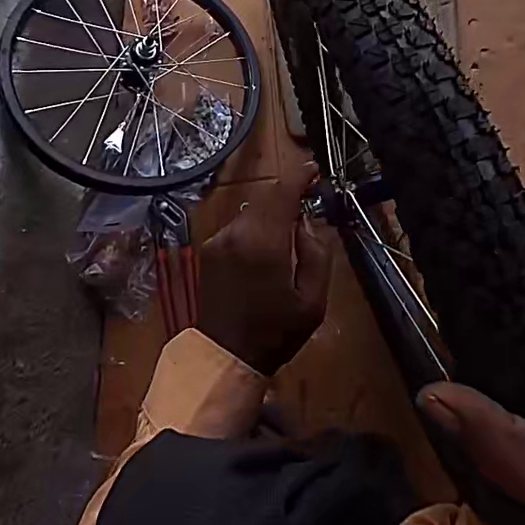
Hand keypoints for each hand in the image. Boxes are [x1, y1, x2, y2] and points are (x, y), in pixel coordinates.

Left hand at [197, 161, 332, 374]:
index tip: (313, 170)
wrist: (225, 354)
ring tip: (289, 228)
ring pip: (250, 211)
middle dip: (286, 194)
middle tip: (308, 197)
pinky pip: (237, 226)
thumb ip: (316, 255)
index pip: (281, 194)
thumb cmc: (275, 332)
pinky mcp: (209, 248)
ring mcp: (218, 239)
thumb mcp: (312, 302)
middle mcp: (236, 233)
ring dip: (270, 212)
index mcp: (263, 243)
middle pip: (264, 198)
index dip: (298, 177)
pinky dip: (254, 226)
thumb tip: (306, 223)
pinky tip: (265, 248)